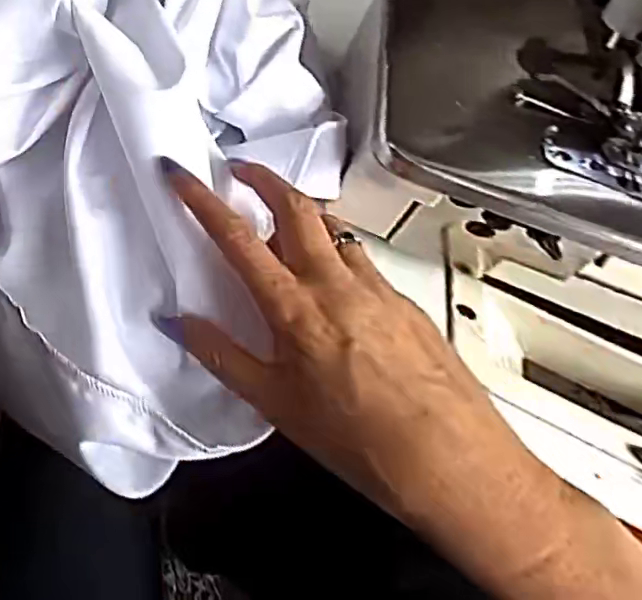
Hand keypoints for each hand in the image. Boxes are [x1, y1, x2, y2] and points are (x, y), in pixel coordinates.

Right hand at [163, 160, 625, 594]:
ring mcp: (376, 287)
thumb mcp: (276, 405)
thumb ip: (221, 355)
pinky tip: (332, 281)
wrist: (462, 471)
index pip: (237, 237)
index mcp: (296, 309)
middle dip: (262, 176)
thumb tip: (179, 324)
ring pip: (332, 225)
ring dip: (301, 210)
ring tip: (283, 220)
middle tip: (242, 169)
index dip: (202, 199)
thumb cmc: (368, 444)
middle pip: (294, 205)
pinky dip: (335, 248)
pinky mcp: (405, 299)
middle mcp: (336, 285)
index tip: (183, 176)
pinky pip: (360, 256)